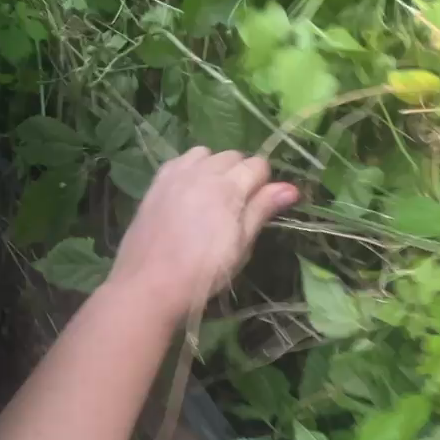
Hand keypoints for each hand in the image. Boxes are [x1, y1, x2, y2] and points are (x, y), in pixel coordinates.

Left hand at [106, 147, 298, 321]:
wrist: (149, 285)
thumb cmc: (202, 273)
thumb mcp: (240, 246)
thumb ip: (261, 210)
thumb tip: (291, 188)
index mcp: (228, 187)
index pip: (258, 165)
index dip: (264, 183)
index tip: (260, 205)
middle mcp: (202, 172)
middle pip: (232, 156)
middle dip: (241, 173)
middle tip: (237, 205)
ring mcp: (175, 175)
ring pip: (205, 154)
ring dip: (214, 167)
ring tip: (212, 195)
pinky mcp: (155, 184)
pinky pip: (179, 162)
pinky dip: (190, 169)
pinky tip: (188, 192)